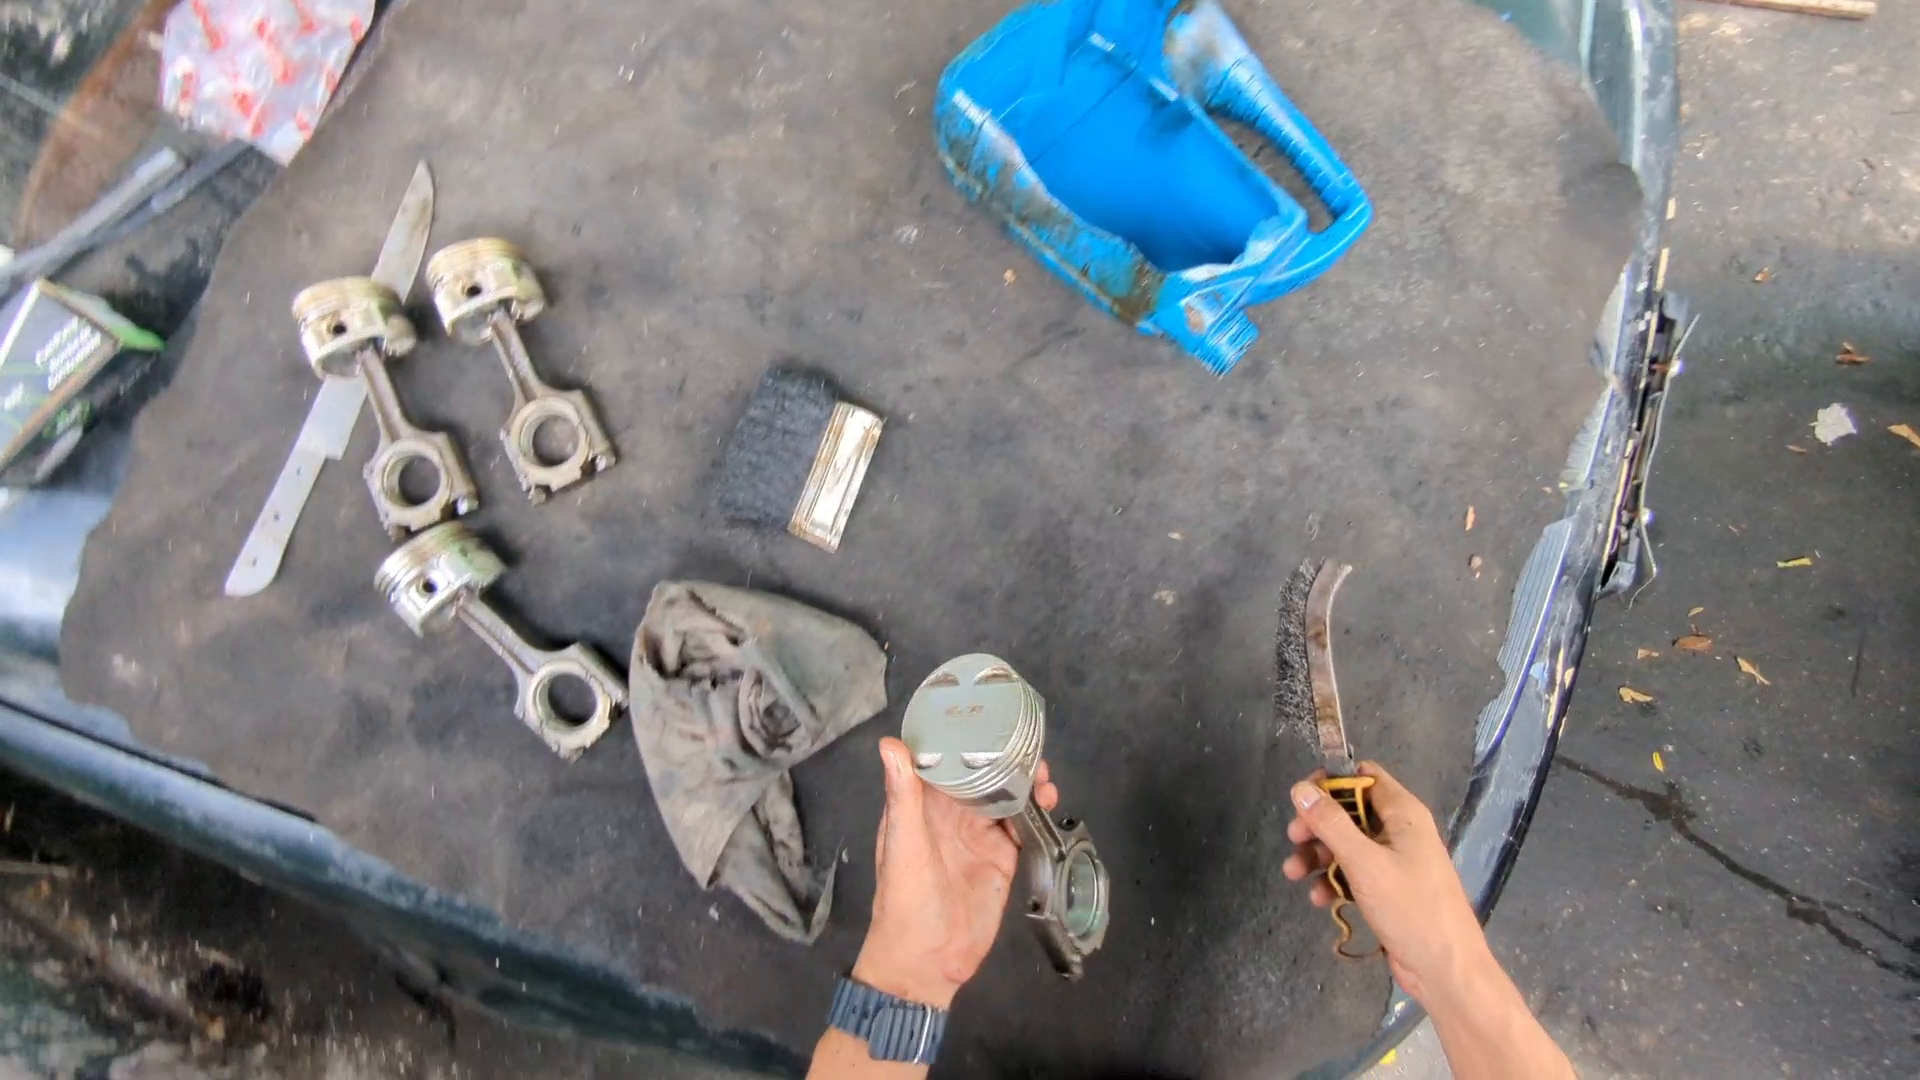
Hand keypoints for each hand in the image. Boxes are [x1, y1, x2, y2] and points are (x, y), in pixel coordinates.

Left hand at [852, 736, 1057, 1008]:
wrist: (928, 960)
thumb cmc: (905, 898)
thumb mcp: (902, 842)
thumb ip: (902, 794)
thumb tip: (889, 742)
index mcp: (923, 803)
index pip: (944, 760)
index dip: (964, 737)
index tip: (986, 715)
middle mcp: (952, 813)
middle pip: (981, 774)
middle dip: (1004, 757)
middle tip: (1028, 744)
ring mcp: (979, 834)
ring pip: (1005, 795)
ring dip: (1024, 780)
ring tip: (1044, 771)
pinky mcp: (1002, 857)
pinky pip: (1021, 825)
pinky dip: (1037, 810)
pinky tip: (1050, 798)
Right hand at [1281, 762, 1489, 1005]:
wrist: (1447, 974)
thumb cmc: (1410, 909)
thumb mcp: (1364, 862)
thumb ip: (1330, 822)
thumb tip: (1300, 788)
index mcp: (1403, 815)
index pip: (1364, 777)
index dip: (1331, 781)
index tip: (1302, 796)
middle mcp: (1399, 832)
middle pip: (1348, 811)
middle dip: (1316, 824)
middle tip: (1293, 838)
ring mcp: (1394, 862)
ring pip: (1345, 844)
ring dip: (1317, 855)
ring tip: (1293, 874)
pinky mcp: (1387, 889)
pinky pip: (1352, 872)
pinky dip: (1332, 880)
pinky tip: (1318, 898)